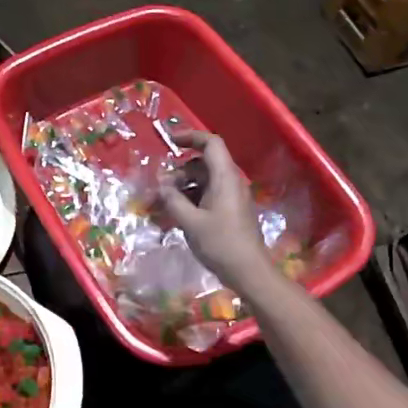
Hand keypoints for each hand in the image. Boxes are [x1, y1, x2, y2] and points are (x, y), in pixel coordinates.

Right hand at [157, 129, 274, 291]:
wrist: (248, 271)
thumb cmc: (220, 244)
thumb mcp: (190, 222)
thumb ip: (173, 200)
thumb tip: (162, 185)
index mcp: (225, 178)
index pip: (211, 144)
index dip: (190, 137)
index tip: (169, 141)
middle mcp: (231, 182)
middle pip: (203, 164)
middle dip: (178, 172)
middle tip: (159, 188)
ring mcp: (232, 198)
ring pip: (204, 183)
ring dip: (182, 189)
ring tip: (161, 205)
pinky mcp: (230, 212)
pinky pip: (208, 197)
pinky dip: (191, 201)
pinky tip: (174, 216)